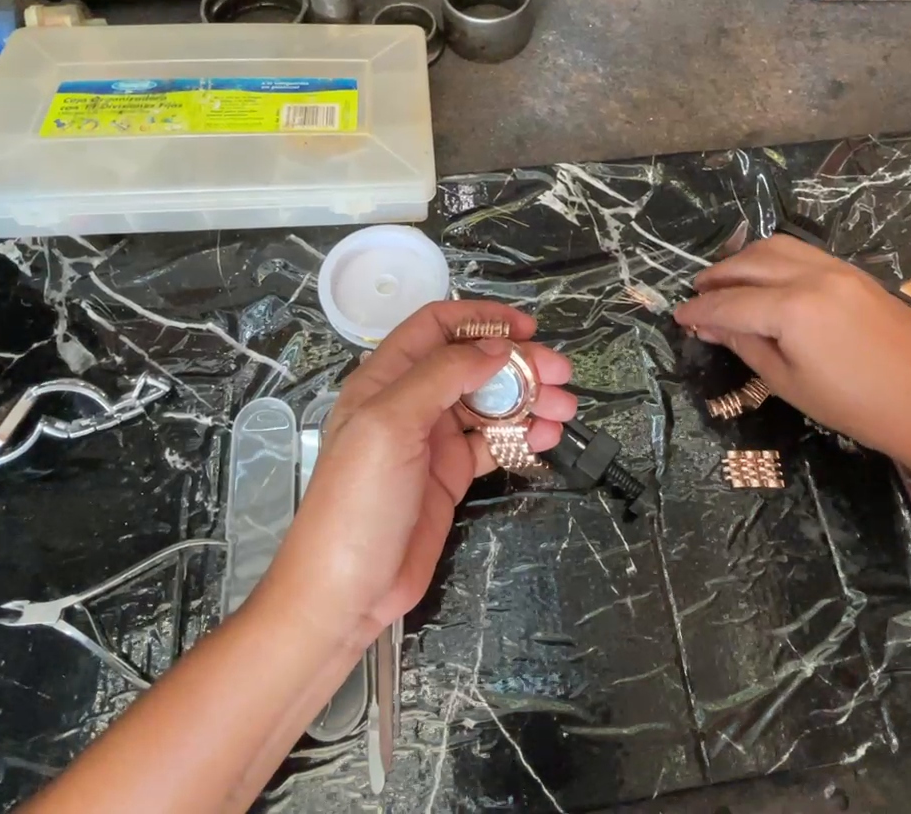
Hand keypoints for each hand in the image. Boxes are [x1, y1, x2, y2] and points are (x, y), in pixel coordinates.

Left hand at [258, 301, 574, 646]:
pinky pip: (493, 443)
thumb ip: (441, 377)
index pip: (436, 326)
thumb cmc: (357, 502)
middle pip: (472, 364)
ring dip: (528, 400)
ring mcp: (432, 440)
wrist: (346, 591)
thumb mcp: (390, 426)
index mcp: (386, 378)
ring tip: (564, 410)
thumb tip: (496, 347)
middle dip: (519, 364)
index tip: (527, 328)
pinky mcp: (450, 475)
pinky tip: (545, 439)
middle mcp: (411, 401)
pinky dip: (521, 436)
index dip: (481, 319)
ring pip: (488, 403)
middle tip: (561, 375)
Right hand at [672, 236, 910, 472]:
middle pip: (749, 262)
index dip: (698, 311)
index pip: (729, 303)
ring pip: (778, 246)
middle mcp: (813, 276)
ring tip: (727, 282)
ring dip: (745, 260)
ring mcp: (839, 269)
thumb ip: (746, 346)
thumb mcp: (789, 384)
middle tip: (696, 296)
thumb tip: (710, 325)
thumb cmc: (859, 407)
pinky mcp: (858, 273)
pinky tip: (768, 281)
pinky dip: (775, 259)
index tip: (677, 317)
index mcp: (792, 309)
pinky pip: (804, 252)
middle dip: (716, 277)